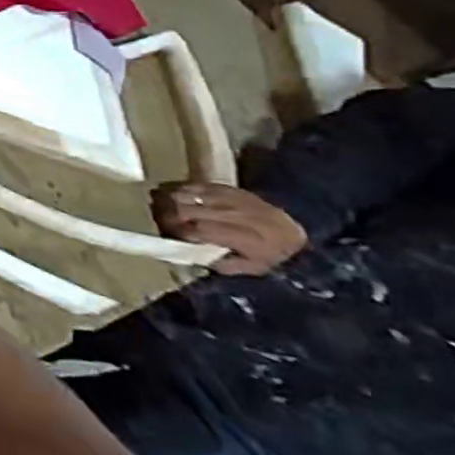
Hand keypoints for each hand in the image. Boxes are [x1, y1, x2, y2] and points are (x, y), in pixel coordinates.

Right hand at [153, 183, 306, 275]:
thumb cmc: (272, 257)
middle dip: (164, 216)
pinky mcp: (227, 188)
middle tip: (158, 221)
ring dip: (167, 200)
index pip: (195, 230)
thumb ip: (220, 263)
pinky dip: (178, 189)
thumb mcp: (251, 269)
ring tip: (160, 207)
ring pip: (185, 193)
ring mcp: (228, 198)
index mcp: (239, 237)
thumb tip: (190, 254)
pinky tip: (172, 195)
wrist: (295, 234)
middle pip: (183, 209)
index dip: (174, 232)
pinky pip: (195, 184)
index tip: (167, 236)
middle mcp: (231, 214)